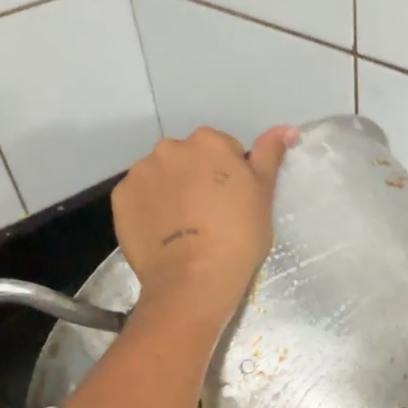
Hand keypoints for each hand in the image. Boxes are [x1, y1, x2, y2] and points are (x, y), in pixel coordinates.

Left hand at [112, 124, 298, 321]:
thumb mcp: (264, 195)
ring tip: (185, 228)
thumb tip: (287, 128)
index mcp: (209, 142)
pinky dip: (150, 209)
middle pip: (189, 159)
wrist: (194, 279)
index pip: (224, 150)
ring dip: (172, 192)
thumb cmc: (238, 237)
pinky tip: (164, 234)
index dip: (231, 178)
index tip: (234, 204)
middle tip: (211, 217)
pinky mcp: (120, 197)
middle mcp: (171, 147)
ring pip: (162, 176)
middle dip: (198, 179)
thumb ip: (270, 155)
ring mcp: (141, 171)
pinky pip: (140, 197)